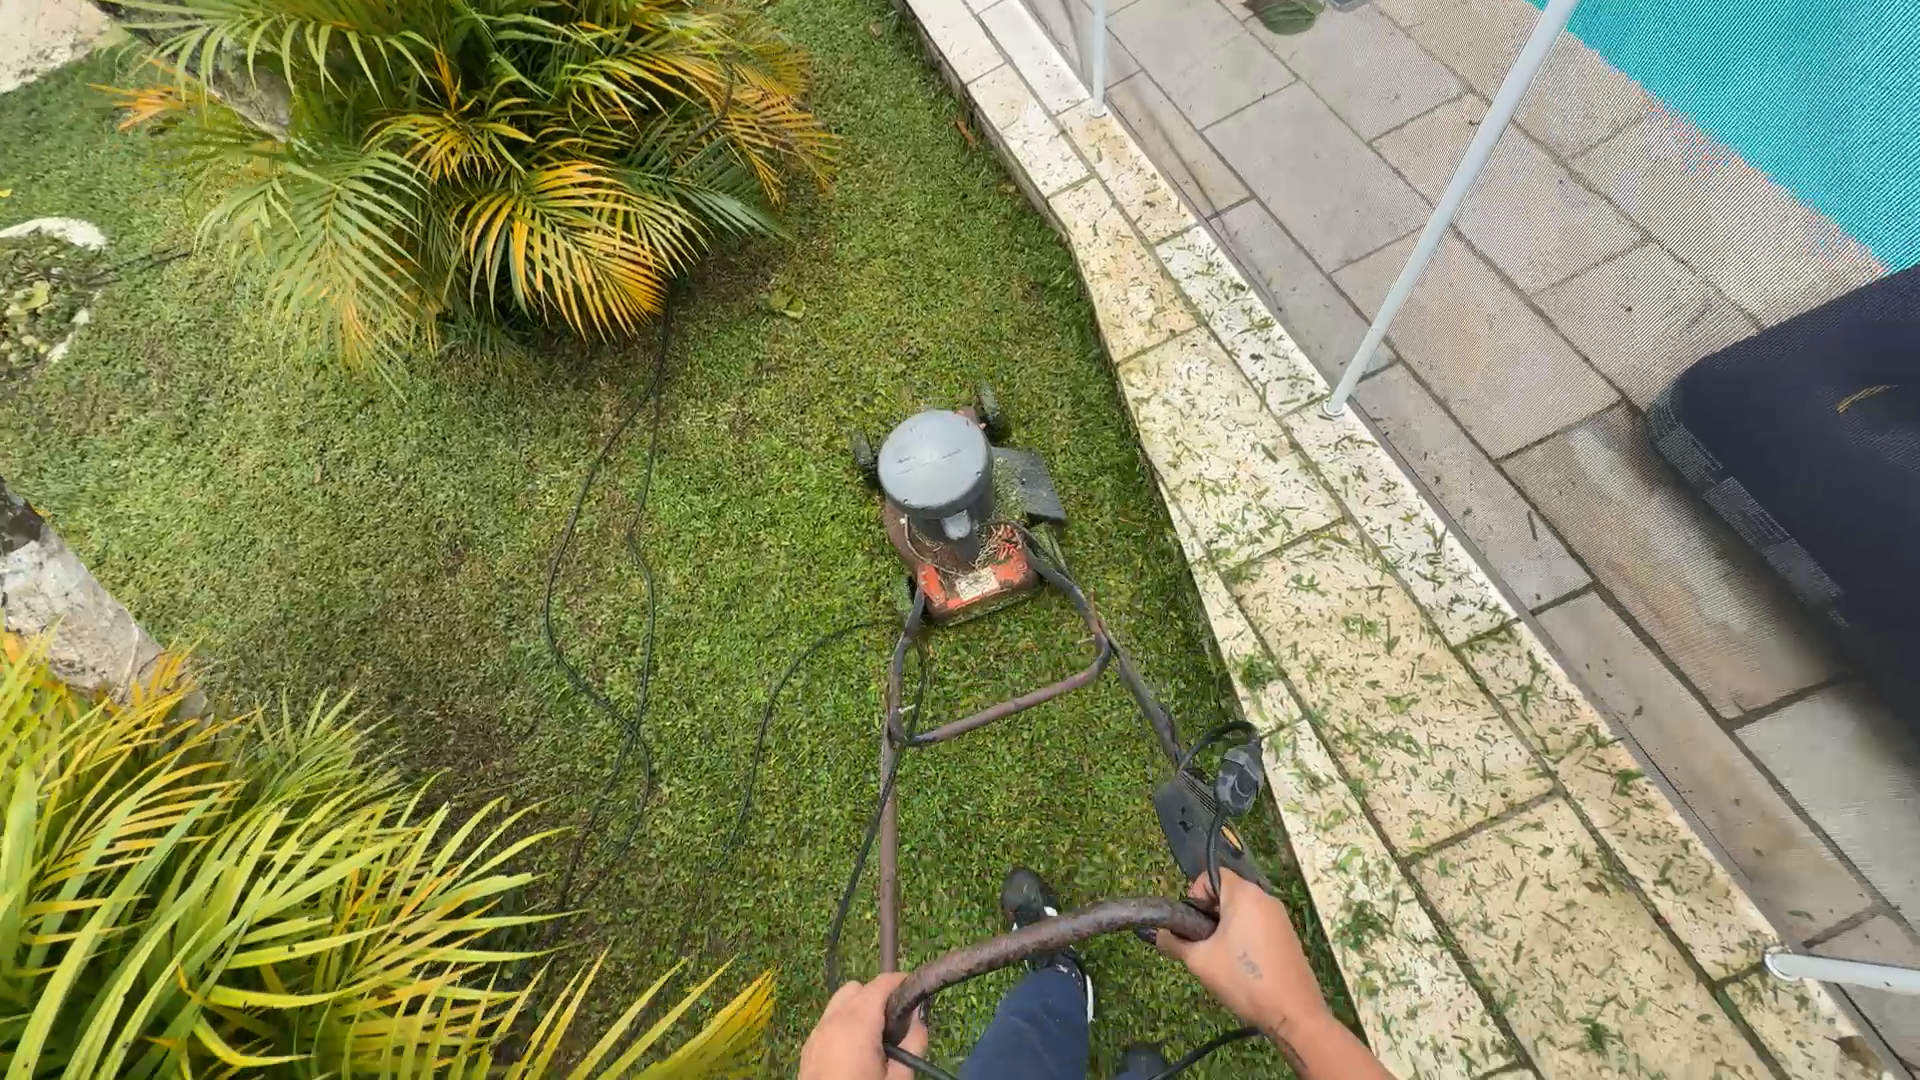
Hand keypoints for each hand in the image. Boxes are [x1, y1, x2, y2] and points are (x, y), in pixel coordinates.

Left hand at [798, 974, 928, 1079]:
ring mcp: (817, 1033)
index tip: (914, 994)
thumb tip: (918, 1020)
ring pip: (841, 1002)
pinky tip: (853, 1052)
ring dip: (859, 1009)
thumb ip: (914, 1044)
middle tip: (894, 1024)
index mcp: (857, 1022)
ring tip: (874, 1038)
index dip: (901, 982)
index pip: (882, 983)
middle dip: (878, 997)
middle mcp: (833, 1019)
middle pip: (859, 988)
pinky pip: (829, 1021)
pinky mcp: (808, 1049)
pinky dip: (843, 1024)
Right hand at [1155, 868, 1333, 1041]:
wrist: (1296, 1016)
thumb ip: (1174, 942)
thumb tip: (1157, 934)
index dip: (1196, 895)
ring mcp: (1281, 917)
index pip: (1211, 875)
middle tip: (1205, 944)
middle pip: (1227, 893)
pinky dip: (1246, 937)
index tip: (1194, 924)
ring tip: (1223, 958)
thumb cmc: (1244, 980)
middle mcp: (1264, 897)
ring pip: (1242, 911)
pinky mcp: (1289, 936)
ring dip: (1227, 927)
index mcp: (1244, 893)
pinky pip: (1258, 924)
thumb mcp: (1200, 961)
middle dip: (1210, 915)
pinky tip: (1244, 967)